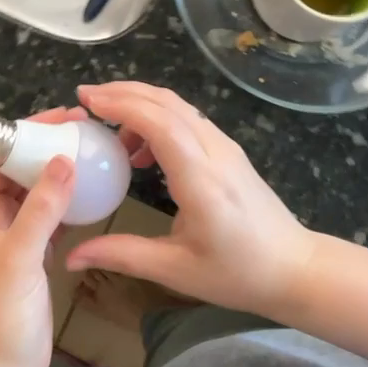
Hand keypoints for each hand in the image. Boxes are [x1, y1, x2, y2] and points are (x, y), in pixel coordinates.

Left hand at [0, 107, 82, 366]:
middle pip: (20, 170)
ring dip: (60, 173)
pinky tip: (93, 196)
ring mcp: (15, 239)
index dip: (26, 132)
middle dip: (48, 147)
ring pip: (38, 193)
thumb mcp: (18, 259)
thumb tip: (64, 159)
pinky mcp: (34, 257)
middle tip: (86, 130)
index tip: (63, 117)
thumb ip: (41, 209)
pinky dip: (69, 204)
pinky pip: (51, 218)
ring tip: (94, 154)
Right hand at [66, 83, 312, 317]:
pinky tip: (141, 151)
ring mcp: (225, 147)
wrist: (295, 268)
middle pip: (167, 103)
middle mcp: (215, 152)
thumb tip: (71, 257)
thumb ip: (123, 255)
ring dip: (141, 103)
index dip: (121, 105)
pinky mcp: (229, 151)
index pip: (159, 123)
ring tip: (108, 127)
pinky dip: (159, 118)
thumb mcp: (176, 270)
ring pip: (179, 106)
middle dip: (124, 93)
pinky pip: (189, 120)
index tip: (86, 100)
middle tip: (86, 99)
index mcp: (201, 180)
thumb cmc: (238, 273)